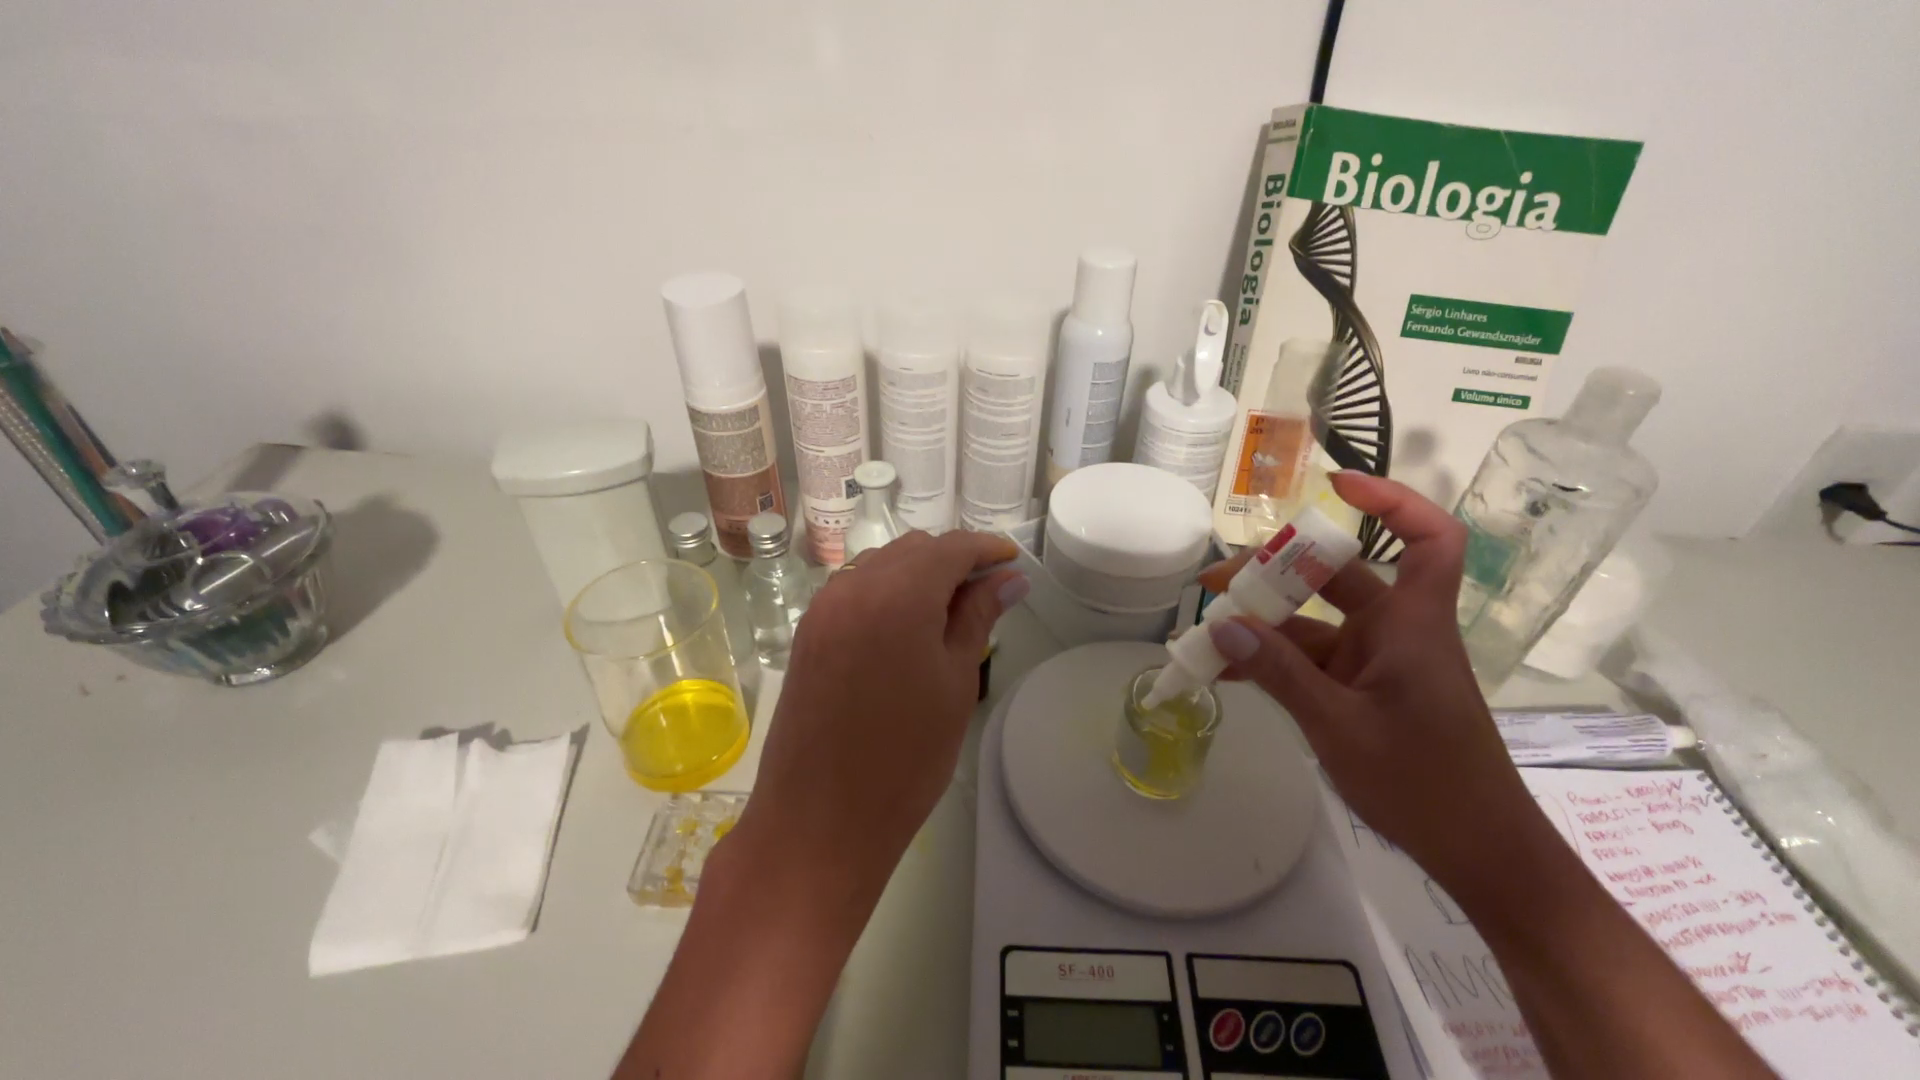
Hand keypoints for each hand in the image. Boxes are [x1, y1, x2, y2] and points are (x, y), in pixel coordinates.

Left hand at [617, 531, 1028, 1079]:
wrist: (818, 821)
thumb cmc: (905, 758)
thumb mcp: (955, 683)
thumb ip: (978, 618)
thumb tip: (1009, 579)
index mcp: (896, 594)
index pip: (949, 548)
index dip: (986, 549)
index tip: (1012, 564)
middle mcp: (852, 587)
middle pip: (912, 549)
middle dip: (952, 560)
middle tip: (987, 595)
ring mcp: (822, 608)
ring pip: (879, 565)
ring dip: (917, 574)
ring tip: (950, 613)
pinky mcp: (807, 633)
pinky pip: (853, 590)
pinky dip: (886, 592)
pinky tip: (907, 627)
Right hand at [1198, 471, 1545, 898]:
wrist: (1479, 851)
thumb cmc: (1424, 781)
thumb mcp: (1338, 725)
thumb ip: (1279, 672)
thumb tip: (1222, 624)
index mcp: (1412, 625)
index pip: (1428, 539)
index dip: (1391, 502)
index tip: (1333, 484)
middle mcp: (1398, 632)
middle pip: (1343, 577)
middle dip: (1279, 571)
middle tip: (1218, 580)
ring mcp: (1381, 664)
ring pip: (1319, 623)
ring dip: (1267, 624)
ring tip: (1208, 629)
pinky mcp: (1368, 693)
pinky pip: (1315, 663)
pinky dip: (1276, 662)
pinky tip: (1229, 671)